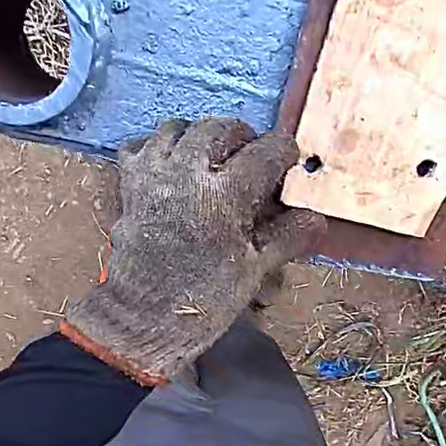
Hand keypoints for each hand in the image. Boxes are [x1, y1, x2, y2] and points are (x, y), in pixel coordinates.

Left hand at [62, 117, 324, 383]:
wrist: (142, 318)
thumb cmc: (205, 300)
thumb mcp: (254, 270)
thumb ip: (287, 236)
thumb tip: (316, 218)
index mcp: (225, 195)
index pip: (266, 151)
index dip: (284, 152)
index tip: (288, 160)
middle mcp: (187, 173)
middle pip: (221, 128)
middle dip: (243, 137)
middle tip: (252, 157)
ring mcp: (153, 174)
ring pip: (179, 128)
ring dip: (200, 136)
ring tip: (212, 158)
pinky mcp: (129, 184)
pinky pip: (141, 145)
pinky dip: (159, 148)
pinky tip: (172, 168)